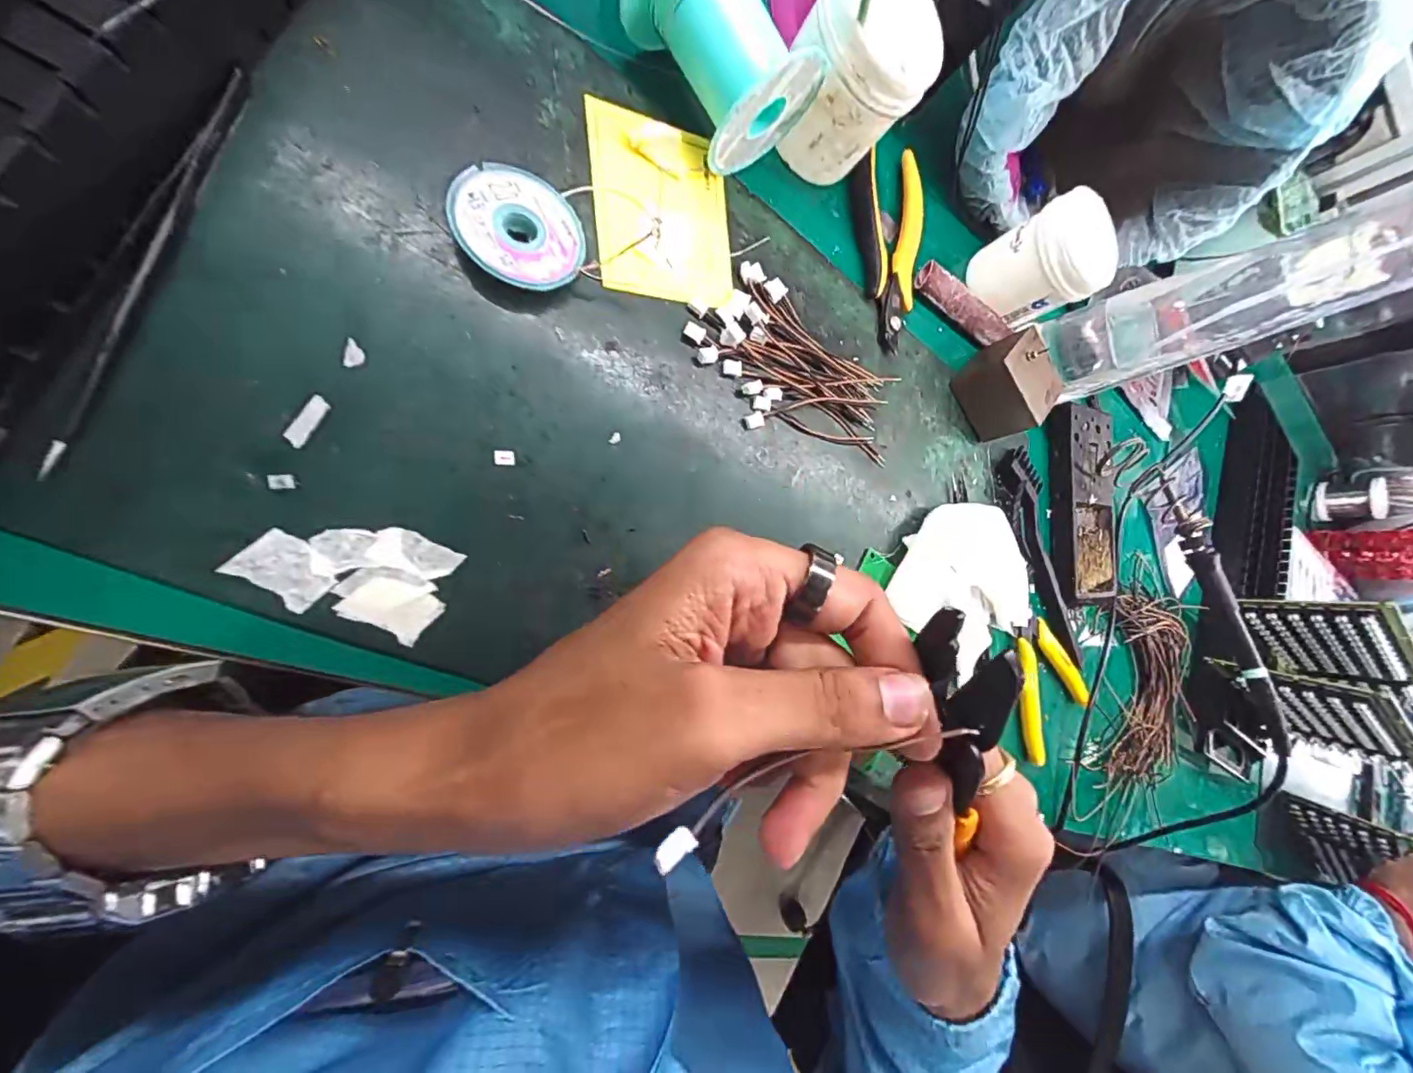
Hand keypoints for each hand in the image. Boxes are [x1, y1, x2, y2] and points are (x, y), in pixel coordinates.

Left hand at [434, 529, 933, 860]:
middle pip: (833, 666)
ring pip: (806, 711)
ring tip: (777, 837)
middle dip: (832, 743)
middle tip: (819, 816)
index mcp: (738, 574)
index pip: (854, 600)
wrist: (490, 785)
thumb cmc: (589, 740)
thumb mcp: (715, 721)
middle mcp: (738, 603)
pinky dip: (774, 778)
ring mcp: (724, 656)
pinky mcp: (709, 700)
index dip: (893, 663)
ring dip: (803, 775)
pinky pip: (770, 732)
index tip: (922, 736)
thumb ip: (823, 706)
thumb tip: (918, 699)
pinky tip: (760, 826)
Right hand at [884, 754, 1052, 1020]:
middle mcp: (1022, 818)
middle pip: (975, 753)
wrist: (949, 980)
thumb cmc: (941, 957)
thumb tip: (922, 774)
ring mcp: (1003, 812)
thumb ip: (927, 843)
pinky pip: (953, 770)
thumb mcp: (929, 911)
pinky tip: (903, 791)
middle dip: (929, 756)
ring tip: (893, 788)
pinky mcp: (981, 809)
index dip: (939, 751)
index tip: (897, 760)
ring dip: (923, 763)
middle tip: (888, 776)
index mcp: (1021, 841)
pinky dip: (924, 772)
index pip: (985, 764)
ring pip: (961, 756)